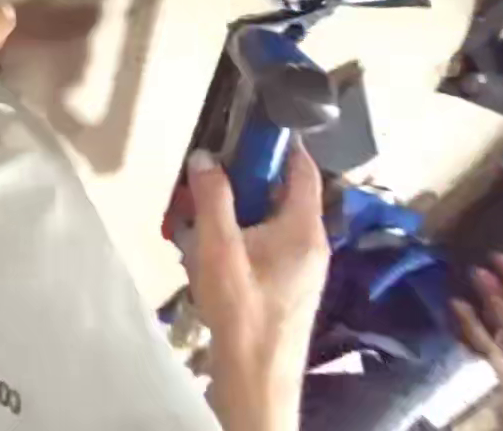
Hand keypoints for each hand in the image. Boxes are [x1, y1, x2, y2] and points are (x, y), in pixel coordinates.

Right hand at [183, 139, 330, 430]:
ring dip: (231, 206)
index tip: (250, 123)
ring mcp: (298, 266)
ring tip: (194, 211)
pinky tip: (203, 245)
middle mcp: (308, 243)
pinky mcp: (283, 283)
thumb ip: (212, 196)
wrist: (257, 380)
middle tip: (204, 171)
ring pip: (265, 216)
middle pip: (278, 191)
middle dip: (240, 176)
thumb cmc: (242, 308)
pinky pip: (260, 240)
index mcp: (303, 229)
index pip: (303, 170)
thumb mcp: (219, 246)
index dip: (282, 142)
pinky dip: (234, 231)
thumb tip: (204, 156)